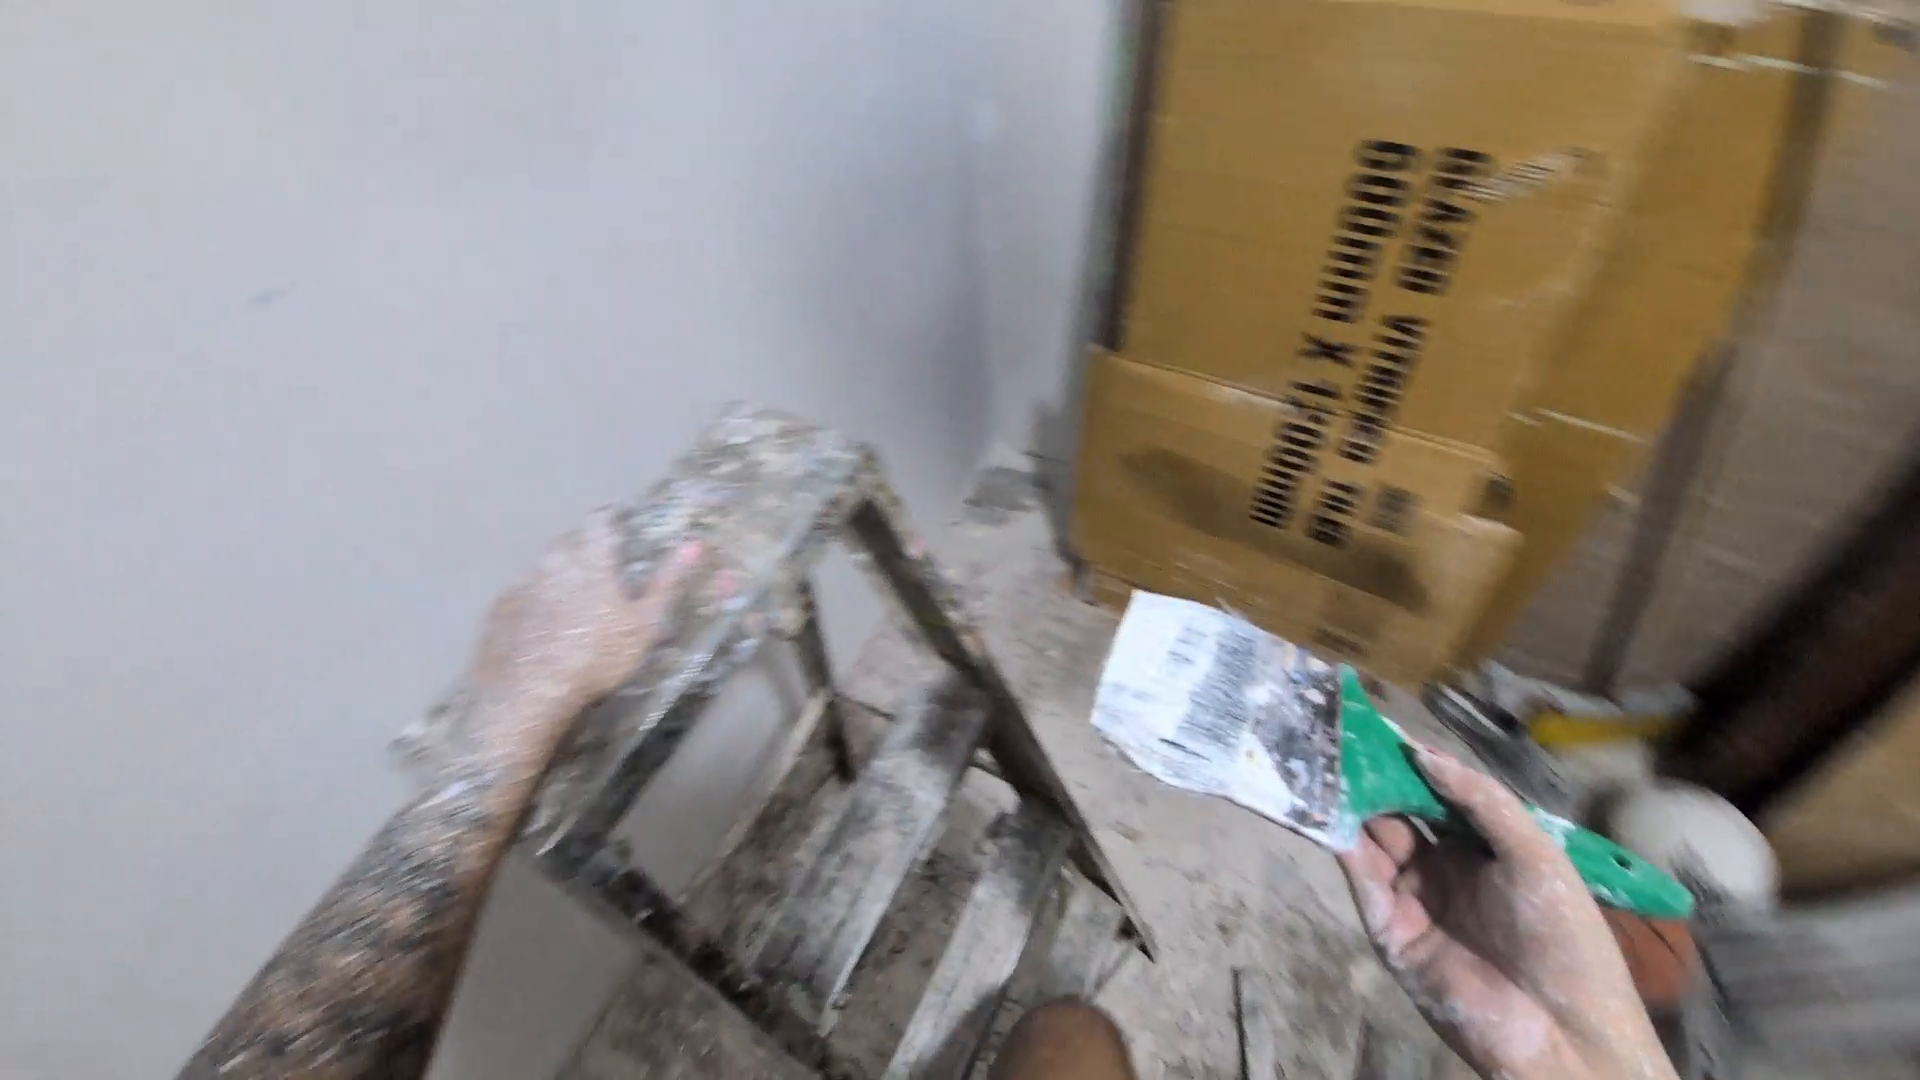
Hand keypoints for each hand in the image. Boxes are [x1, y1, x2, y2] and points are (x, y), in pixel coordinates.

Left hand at [466, 508, 703, 735]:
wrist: (528, 695)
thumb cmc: (598, 656)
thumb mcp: (645, 622)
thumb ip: (667, 581)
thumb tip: (694, 544)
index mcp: (590, 558)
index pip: (599, 520)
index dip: (611, 516)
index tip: (620, 519)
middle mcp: (552, 561)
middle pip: (570, 539)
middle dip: (586, 543)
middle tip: (602, 561)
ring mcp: (521, 583)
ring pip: (544, 563)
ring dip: (560, 569)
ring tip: (573, 591)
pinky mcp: (499, 607)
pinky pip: (522, 589)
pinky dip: (537, 594)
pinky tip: (544, 617)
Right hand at [1338, 747, 1676, 1079]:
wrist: (1567, 1039)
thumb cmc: (1564, 940)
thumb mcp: (1535, 856)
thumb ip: (1481, 799)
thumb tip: (1418, 750)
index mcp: (1480, 848)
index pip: (1434, 793)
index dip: (1408, 762)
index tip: (1376, 726)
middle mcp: (1439, 865)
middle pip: (1395, 809)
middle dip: (1371, 775)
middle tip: (1338, 736)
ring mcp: (1408, 893)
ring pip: (1370, 835)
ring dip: (1348, 800)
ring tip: (1324, 760)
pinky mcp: (1384, 923)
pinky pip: (1359, 873)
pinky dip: (1339, 838)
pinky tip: (1327, 806)